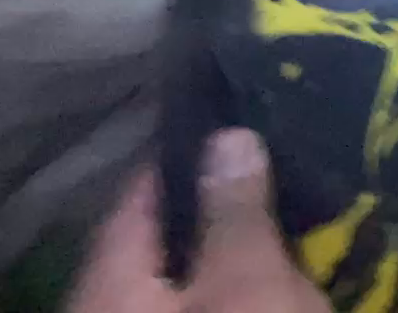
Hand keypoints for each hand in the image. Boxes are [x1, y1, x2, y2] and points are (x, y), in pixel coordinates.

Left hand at [66, 129, 330, 312]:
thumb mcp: (247, 279)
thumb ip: (234, 208)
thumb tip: (227, 135)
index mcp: (107, 289)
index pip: (138, 198)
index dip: (184, 150)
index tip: (236, 106)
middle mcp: (112, 309)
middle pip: (161, 231)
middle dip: (219, 186)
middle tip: (277, 143)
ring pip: (186, 261)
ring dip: (236, 223)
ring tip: (290, 184)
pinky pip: (205, 288)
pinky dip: (241, 258)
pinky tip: (282, 241)